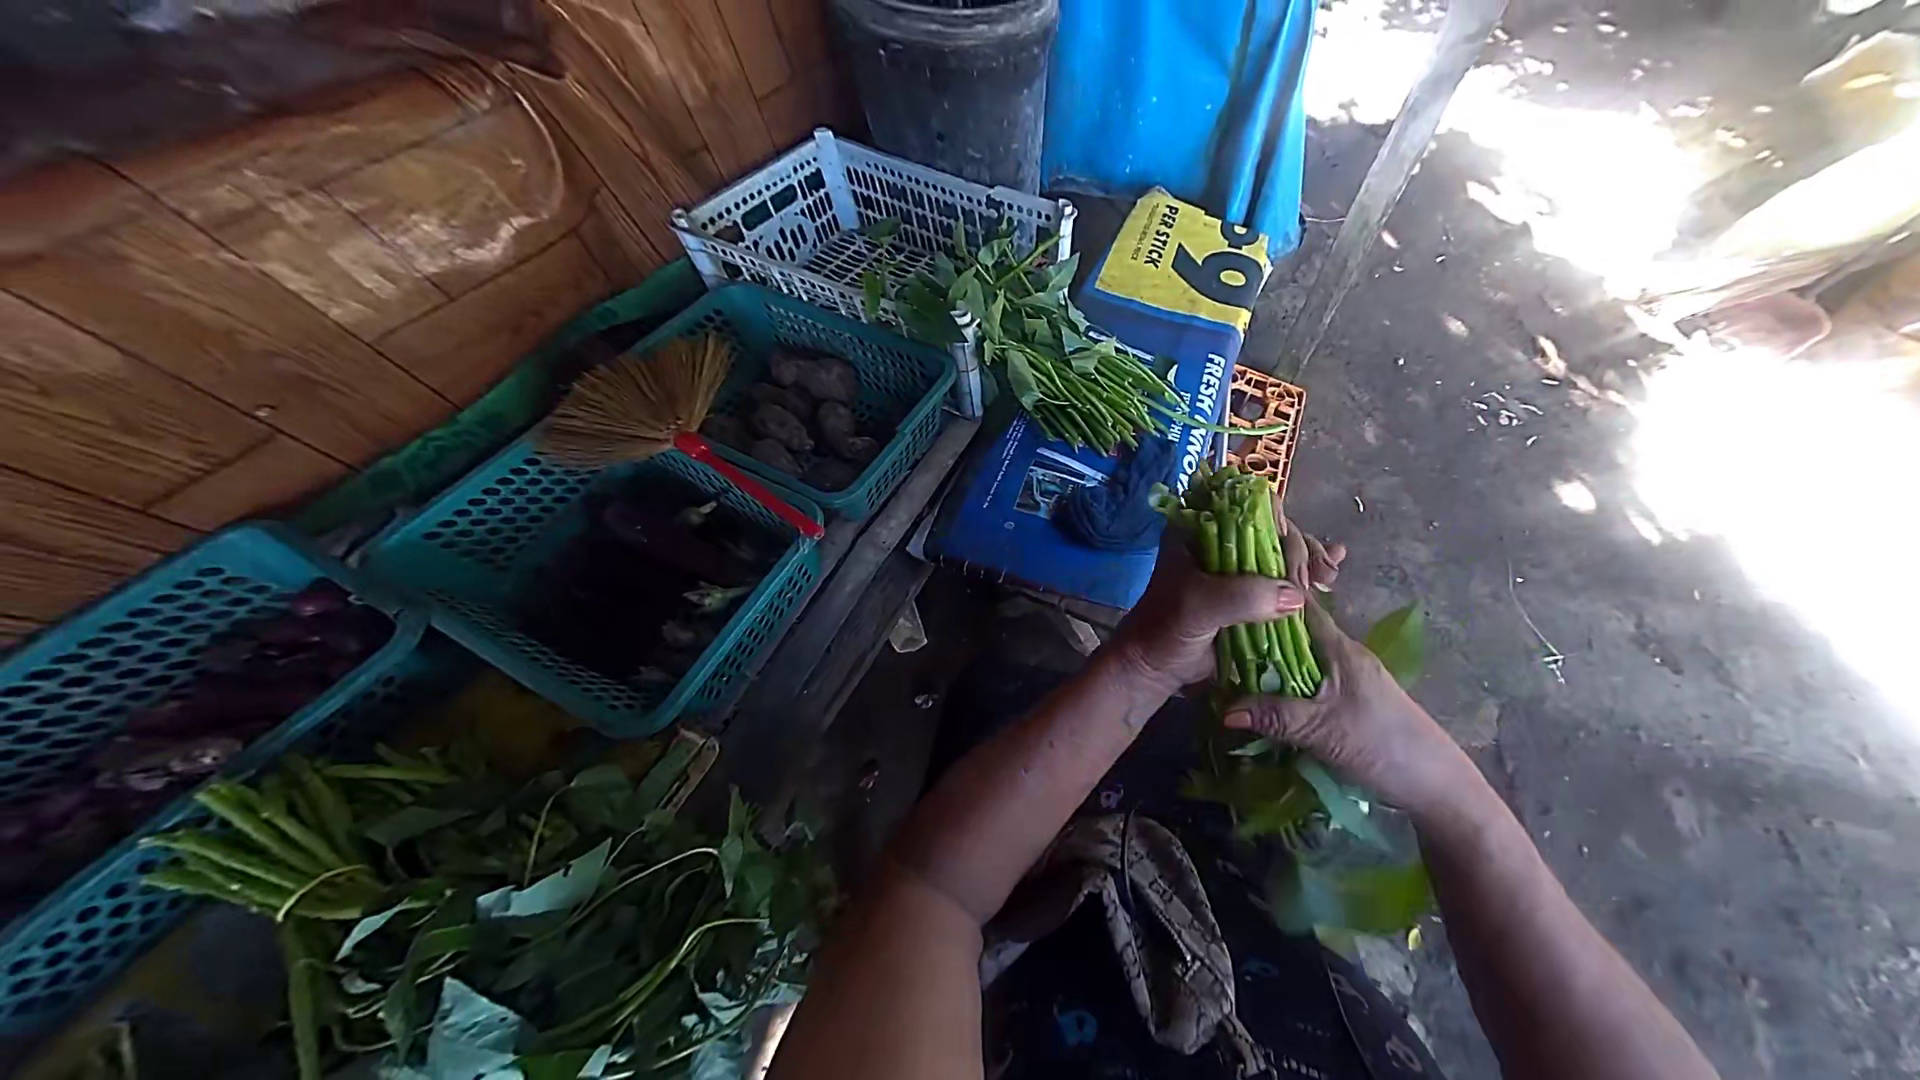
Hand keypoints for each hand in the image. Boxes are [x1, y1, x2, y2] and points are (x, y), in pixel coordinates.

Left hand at [1107, 507, 1342, 695]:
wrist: (1157, 665)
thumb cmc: (1166, 628)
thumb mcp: (1199, 606)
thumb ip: (1243, 596)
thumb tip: (1295, 595)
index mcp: (1197, 530)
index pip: (1245, 506)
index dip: (1273, 519)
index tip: (1288, 545)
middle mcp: (1219, 541)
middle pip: (1272, 529)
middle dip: (1298, 548)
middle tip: (1311, 577)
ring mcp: (1236, 568)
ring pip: (1283, 552)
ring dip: (1309, 561)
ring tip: (1327, 578)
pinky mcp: (1251, 594)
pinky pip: (1285, 579)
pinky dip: (1308, 577)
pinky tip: (1330, 577)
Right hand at [1222, 596, 1477, 819]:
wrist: (1439, 790)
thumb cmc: (1385, 747)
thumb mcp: (1323, 730)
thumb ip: (1274, 716)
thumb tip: (1223, 709)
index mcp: (1342, 649)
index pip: (1300, 608)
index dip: (1267, 596)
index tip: (1230, 592)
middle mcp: (1345, 656)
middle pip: (1294, 633)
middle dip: (1257, 631)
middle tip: (1215, 635)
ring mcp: (1349, 679)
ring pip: (1299, 658)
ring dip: (1268, 660)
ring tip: (1227, 663)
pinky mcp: (1349, 701)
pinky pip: (1306, 680)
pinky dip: (1281, 681)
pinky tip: (1259, 693)